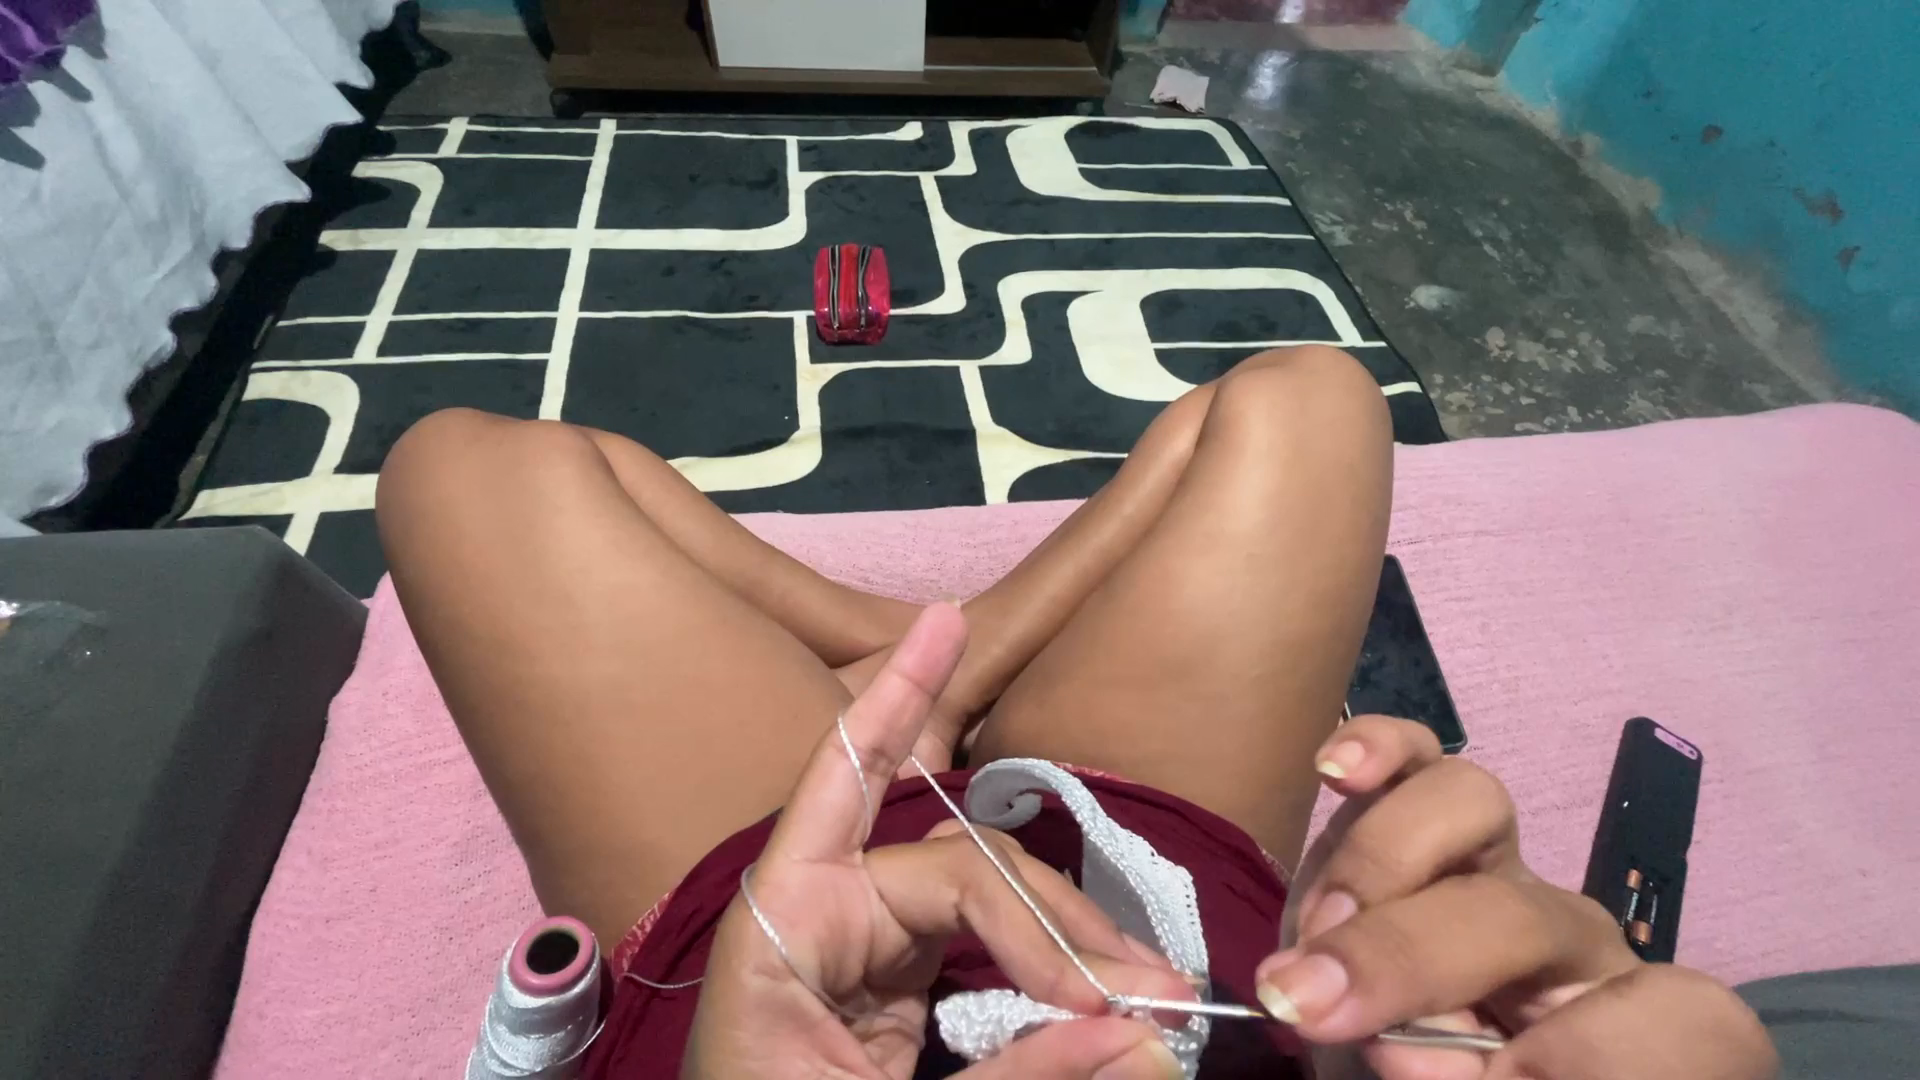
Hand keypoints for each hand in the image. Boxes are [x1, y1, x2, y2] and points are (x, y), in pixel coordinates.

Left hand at [685, 603, 1191, 1079]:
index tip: (948, 620)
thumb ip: (1014, 1076)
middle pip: (959, 860)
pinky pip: (986, 934)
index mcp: (784, 917)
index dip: (899, 692)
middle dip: (1053, 911)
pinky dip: (1048, 952)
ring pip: (987, 893)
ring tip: (1146, 989)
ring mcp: (871, 936)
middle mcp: (828, 904)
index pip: (848, 777)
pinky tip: (1097, 972)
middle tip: (1145, 983)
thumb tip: (1148, 1041)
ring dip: (1066, 933)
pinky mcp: (903, 974)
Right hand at [1258, 715, 1776, 1079]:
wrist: (1381, 1052)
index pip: (1692, 1022)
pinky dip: (1378, 751)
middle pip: (1520, 912)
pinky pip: (1411, 754)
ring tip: (1316, 925)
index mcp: (1638, 1038)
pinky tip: (1337, 771)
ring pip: (1467, 803)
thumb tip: (1411, 1052)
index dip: (1599, 1060)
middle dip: (1406, 957)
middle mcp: (1573, 937)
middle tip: (1315, 1006)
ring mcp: (1491, 858)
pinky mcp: (1407, 810)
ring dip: (1374, 866)